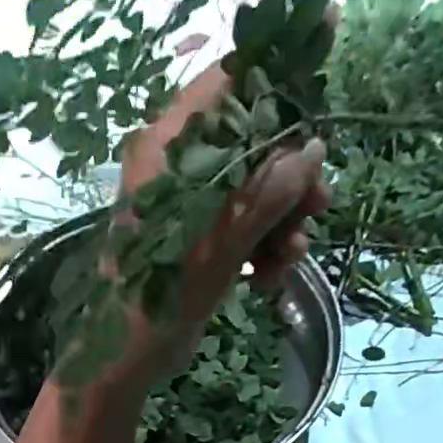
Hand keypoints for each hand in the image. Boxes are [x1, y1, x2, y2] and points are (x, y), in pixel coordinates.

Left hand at [107, 65, 330, 388]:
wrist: (125, 358)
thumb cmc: (163, 295)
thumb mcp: (222, 241)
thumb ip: (269, 191)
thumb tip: (313, 150)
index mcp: (170, 147)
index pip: (227, 85)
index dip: (276, 88)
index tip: (316, 106)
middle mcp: (176, 165)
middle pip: (248, 142)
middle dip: (288, 178)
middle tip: (318, 207)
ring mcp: (185, 203)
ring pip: (250, 189)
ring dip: (279, 222)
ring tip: (289, 258)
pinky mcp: (194, 237)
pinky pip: (238, 225)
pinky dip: (259, 247)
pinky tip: (268, 278)